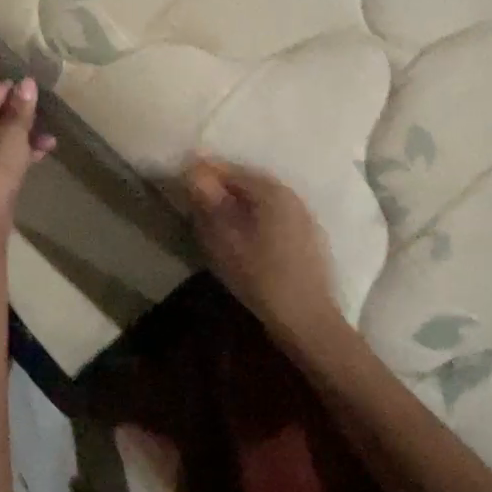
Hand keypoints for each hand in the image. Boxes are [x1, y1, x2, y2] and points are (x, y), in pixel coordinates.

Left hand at [0, 78, 56, 225]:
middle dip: (22, 115)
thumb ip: (21, 108)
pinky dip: (20, 151)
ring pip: (1, 136)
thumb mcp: (13, 135)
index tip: (40, 89)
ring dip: (25, 135)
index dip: (17, 91)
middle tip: (47, 113)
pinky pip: (2, 154)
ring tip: (51, 138)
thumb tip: (27, 81)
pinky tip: (43, 152)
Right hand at [180, 157, 343, 341]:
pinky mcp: (309, 238)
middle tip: (195, 201)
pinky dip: (255, 219)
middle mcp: (290, 195)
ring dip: (238, 204)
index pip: (230, 169)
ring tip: (215, 220)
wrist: (308, 322)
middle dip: (221, 188)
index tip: (182, 181)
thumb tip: (194, 169)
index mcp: (270, 190)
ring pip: (262, 200)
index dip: (203, 173)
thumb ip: (208, 201)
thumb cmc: (260, 277)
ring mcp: (303, 216)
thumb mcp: (224, 239)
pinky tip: (244, 237)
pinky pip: (274, 216)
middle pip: (248, 182)